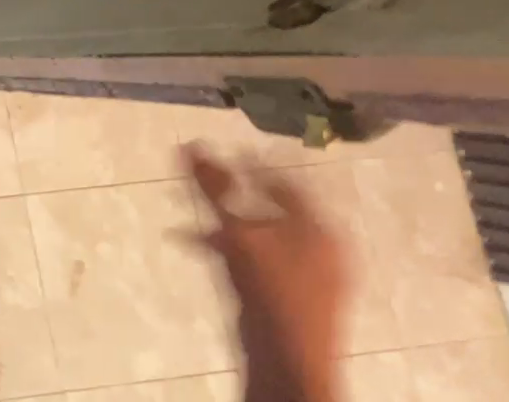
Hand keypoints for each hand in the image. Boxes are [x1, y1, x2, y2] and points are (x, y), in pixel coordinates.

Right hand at [184, 144, 347, 401]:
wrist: (288, 363)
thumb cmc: (272, 292)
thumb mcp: (239, 235)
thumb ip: (213, 190)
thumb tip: (189, 145)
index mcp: (319, 227)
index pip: (288, 180)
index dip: (256, 160)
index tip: (229, 145)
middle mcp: (319, 244)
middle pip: (270, 203)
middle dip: (231, 189)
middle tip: (201, 173)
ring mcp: (306, 269)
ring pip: (258, 228)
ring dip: (222, 216)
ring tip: (189, 209)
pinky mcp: (287, 289)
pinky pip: (254, 253)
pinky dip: (224, 243)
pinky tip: (193, 241)